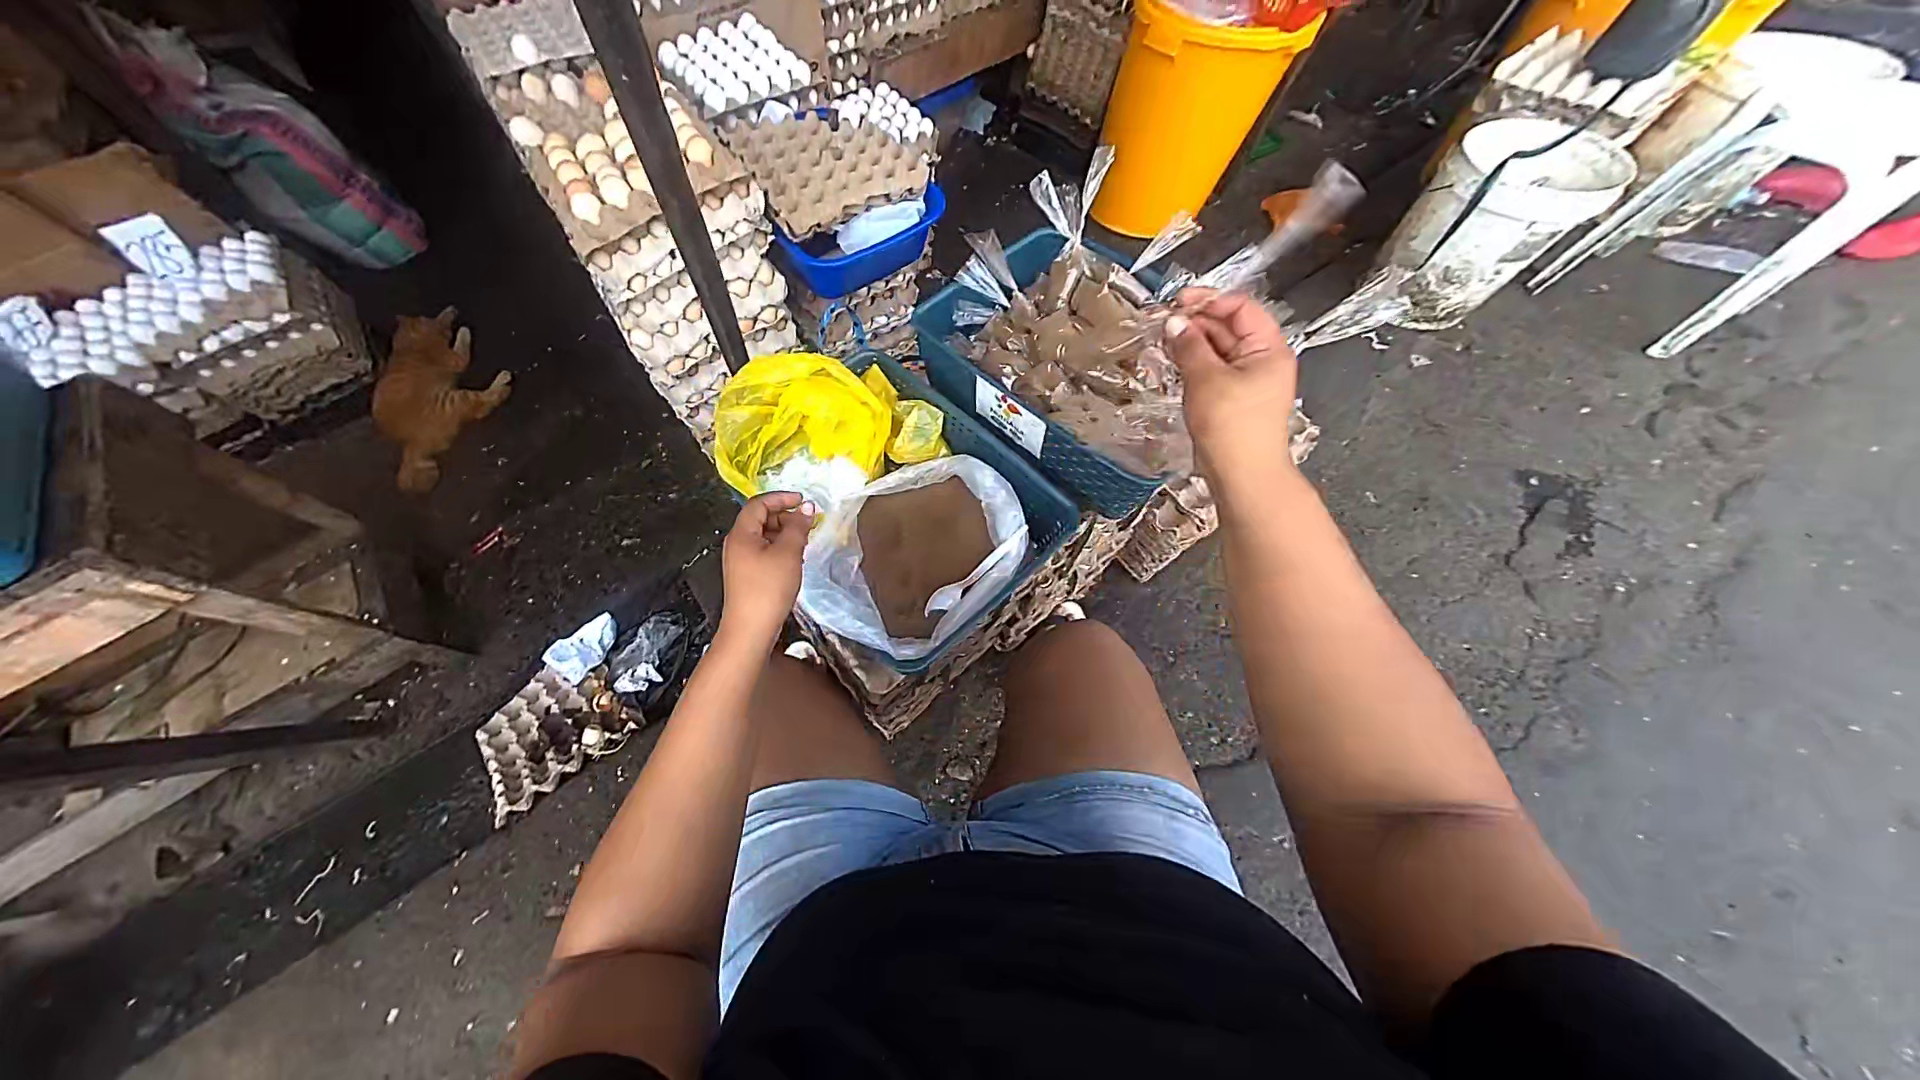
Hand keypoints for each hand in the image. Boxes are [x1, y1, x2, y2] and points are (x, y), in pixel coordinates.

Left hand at [720, 492, 813, 643]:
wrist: (751, 629)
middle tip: (807, 523)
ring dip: (784, 533)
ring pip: (764, 535)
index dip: (781, 498)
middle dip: (785, 516)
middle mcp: (737, 543)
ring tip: (804, 541)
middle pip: (760, 518)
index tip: (803, 500)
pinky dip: (780, 548)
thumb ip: (798, 527)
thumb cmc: (768, 589)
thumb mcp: (788, 553)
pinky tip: (795, 559)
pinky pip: (764, 551)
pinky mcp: (747, 574)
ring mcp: (740, 560)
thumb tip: (806, 508)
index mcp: (742, 534)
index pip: (759, 504)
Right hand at [1167, 288, 1299, 479]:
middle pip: (1229, 328)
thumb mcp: (1206, 379)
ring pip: (1218, 351)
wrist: (1243, 476)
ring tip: (1164, 343)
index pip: (1240, 308)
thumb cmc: (1233, 428)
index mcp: (1268, 348)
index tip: (1178, 303)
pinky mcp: (1233, 400)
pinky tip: (1175, 364)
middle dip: (1196, 323)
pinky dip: (1194, 365)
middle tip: (1164, 325)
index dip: (1209, 301)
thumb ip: (1189, 346)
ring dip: (1192, 344)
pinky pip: (1213, 372)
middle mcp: (1262, 360)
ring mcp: (1248, 381)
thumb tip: (1174, 322)